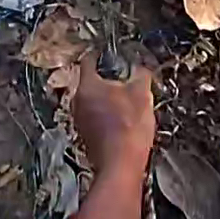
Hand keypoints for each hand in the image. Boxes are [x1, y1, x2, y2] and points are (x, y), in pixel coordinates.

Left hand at [74, 55, 155, 176]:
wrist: (121, 165)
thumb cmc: (129, 127)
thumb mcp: (141, 93)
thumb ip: (140, 74)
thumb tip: (142, 68)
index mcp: (88, 86)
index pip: (88, 61)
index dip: (99, 55)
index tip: (106, 53)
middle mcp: (78, 102)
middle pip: (90, 82)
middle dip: (106, 80)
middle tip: (123, 79)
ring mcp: (80, 121)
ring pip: (91, 101)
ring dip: (106, 99)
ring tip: (125, 101)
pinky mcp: (85, 137)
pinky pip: (94, 118)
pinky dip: (105, 115)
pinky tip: (121, 121)